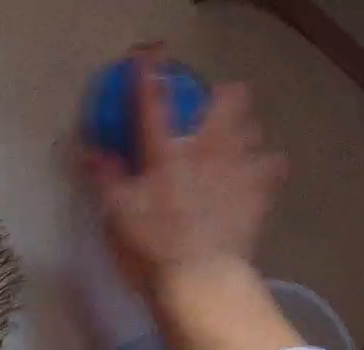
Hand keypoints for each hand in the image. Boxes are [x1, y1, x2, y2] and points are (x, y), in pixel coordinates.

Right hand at [80, 46, 286, 295]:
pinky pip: (273, 166)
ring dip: (241, 133)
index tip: (146, 55)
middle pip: (230, 99)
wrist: (199, 280)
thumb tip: (90, 150)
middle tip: (207, 116)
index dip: (148, 76)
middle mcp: (209, 149)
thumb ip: (106, 179)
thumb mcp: (115, 216)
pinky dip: (263, 170)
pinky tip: (252, 180)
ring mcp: (241, 168)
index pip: (153, 105)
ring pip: (253, 128)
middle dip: (220, 99)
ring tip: (230, 149)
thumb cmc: (149, 248)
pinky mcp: (261, 193)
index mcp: (166, 154)